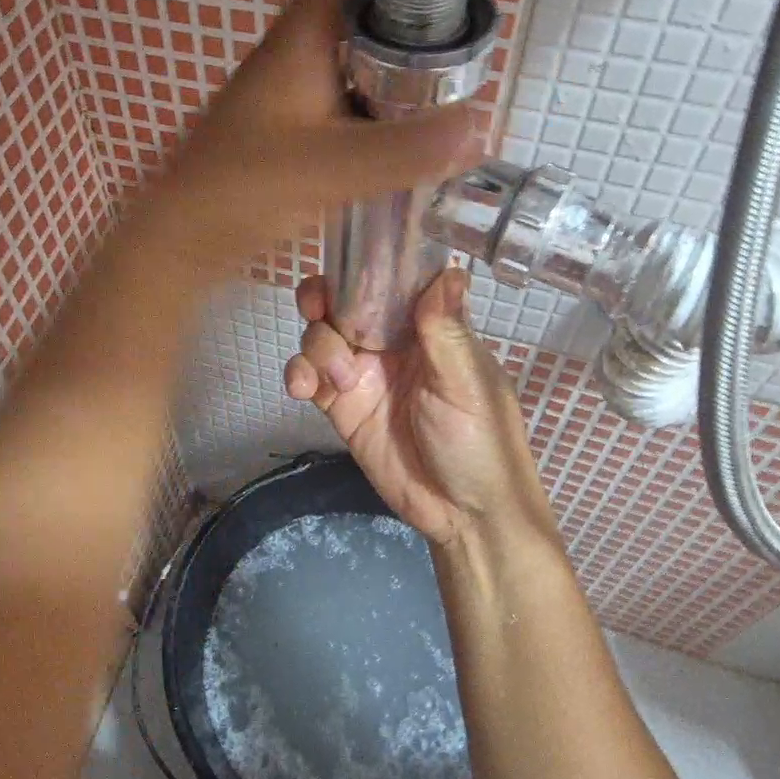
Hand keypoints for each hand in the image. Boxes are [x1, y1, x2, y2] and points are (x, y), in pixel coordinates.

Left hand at [145, 0, 480, 273]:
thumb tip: (481, 126)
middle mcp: (291, 61)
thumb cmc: (245, 189)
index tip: (445, 11)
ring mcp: (286, 100)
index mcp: (298, 43)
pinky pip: (340, 114)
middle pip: (358, 27)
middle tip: (456, 74)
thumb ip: (405, 149)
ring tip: (443, 113)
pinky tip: (399, 153)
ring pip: (352, 74)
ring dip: (392, 90)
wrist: (183, 239)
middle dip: (407, 46)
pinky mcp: (285, 138)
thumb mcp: (332, 167)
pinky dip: (371, 125)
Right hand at [285, 267, 556, 547]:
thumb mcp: (468, 386)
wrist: (465, 516)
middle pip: (345, 302)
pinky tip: (303, 388)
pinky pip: (309, 379)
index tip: (346, 261)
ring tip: (337, 379)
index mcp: (429, 328)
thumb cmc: (481, 442)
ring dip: (316, 345)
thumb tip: (448, 271)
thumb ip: (447, 331)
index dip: (365, 265)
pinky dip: (298, 375)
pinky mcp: (341, 408)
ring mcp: (363, 374)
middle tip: (317, 308)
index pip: (391, 281)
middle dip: (323, 297)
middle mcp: (391, 344)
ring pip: (321, 337)